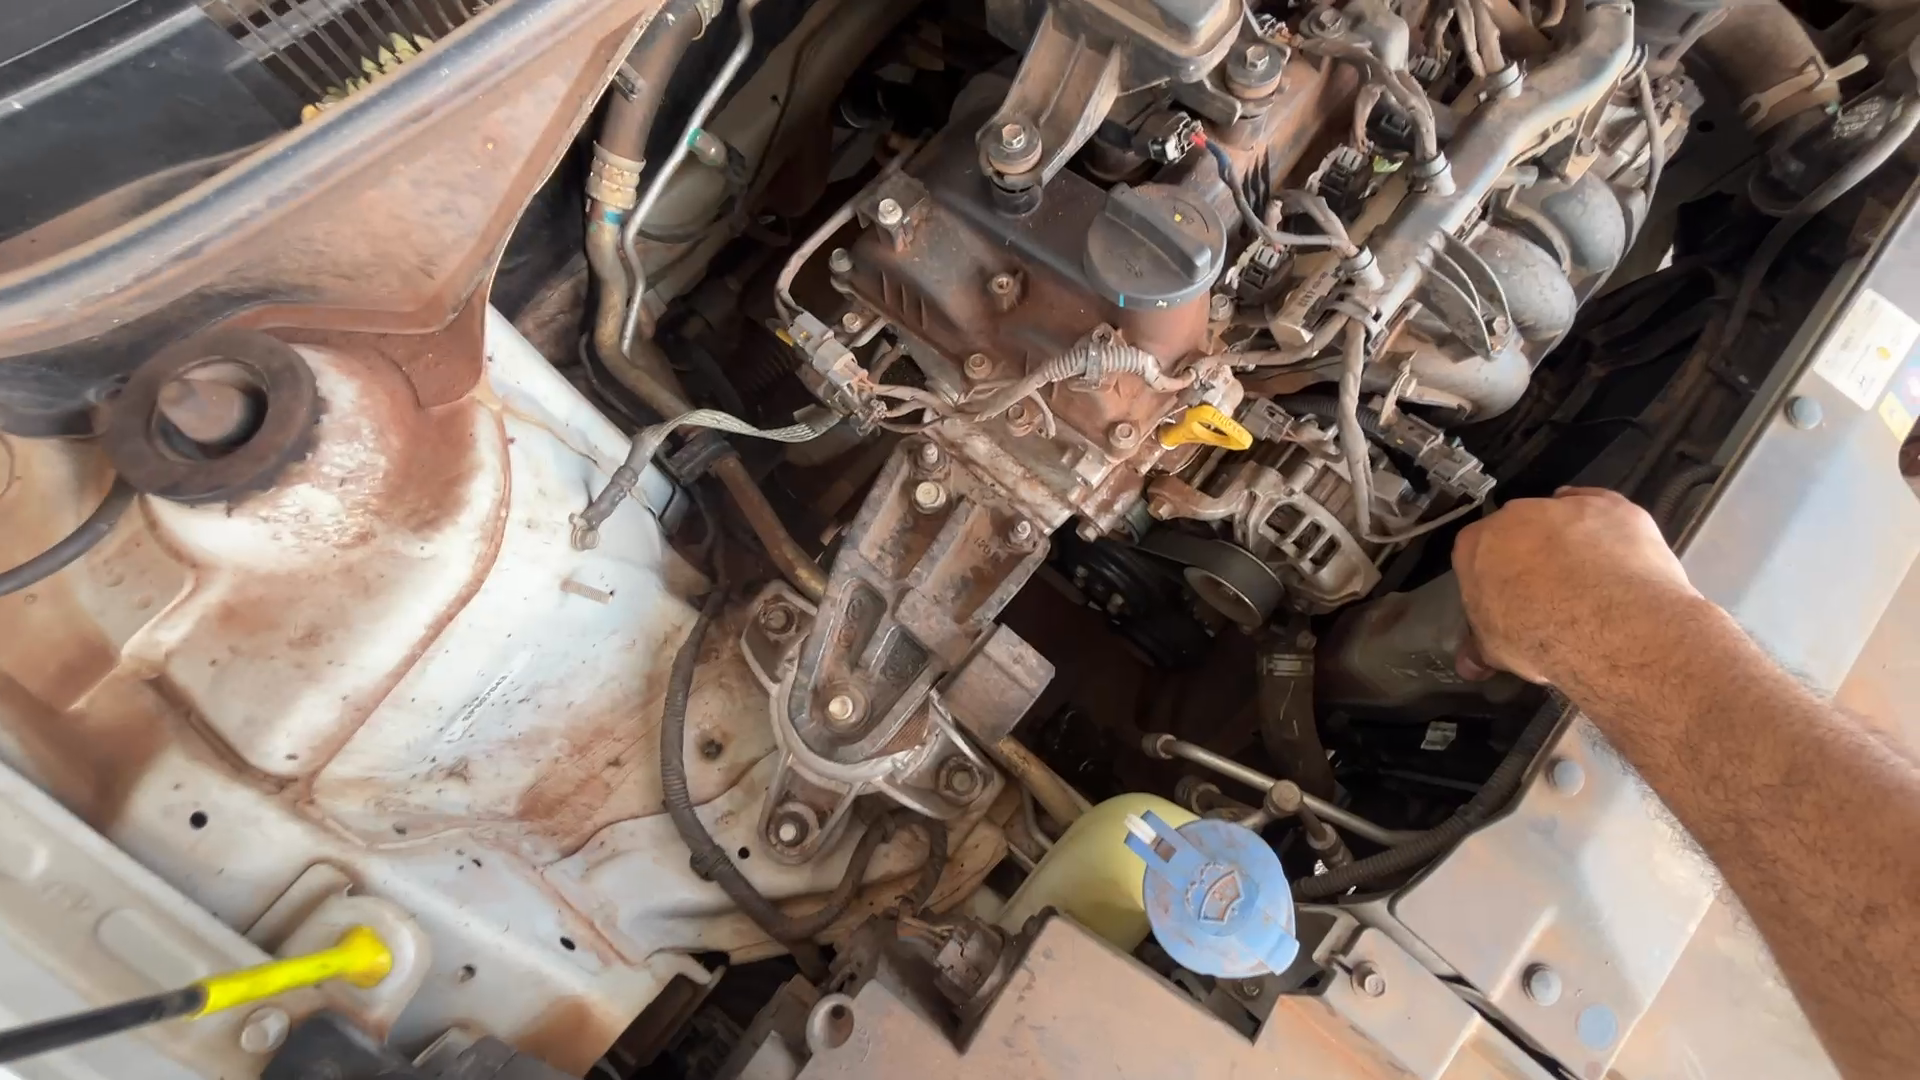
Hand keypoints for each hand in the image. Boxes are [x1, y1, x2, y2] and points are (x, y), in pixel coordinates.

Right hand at [1452, 487, 1702, 686]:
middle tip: (1546, 585)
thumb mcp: (1497, 650)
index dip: (1492, 571)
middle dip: (1526, 551)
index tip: (1506, 591)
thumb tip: (1470, 667)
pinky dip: (1601, 518)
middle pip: (1515, 529)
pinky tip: (1608, 539)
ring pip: (1557, 515)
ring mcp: (1561, 508)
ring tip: (1586, 572)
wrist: (1608, 626)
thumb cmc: (1536, 635)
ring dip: (1565, 536)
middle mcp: (1511, 518)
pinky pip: (1600, 504)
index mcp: (1473, 547)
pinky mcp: (1610, 507)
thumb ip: (1480, 649)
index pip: (1475, 551)